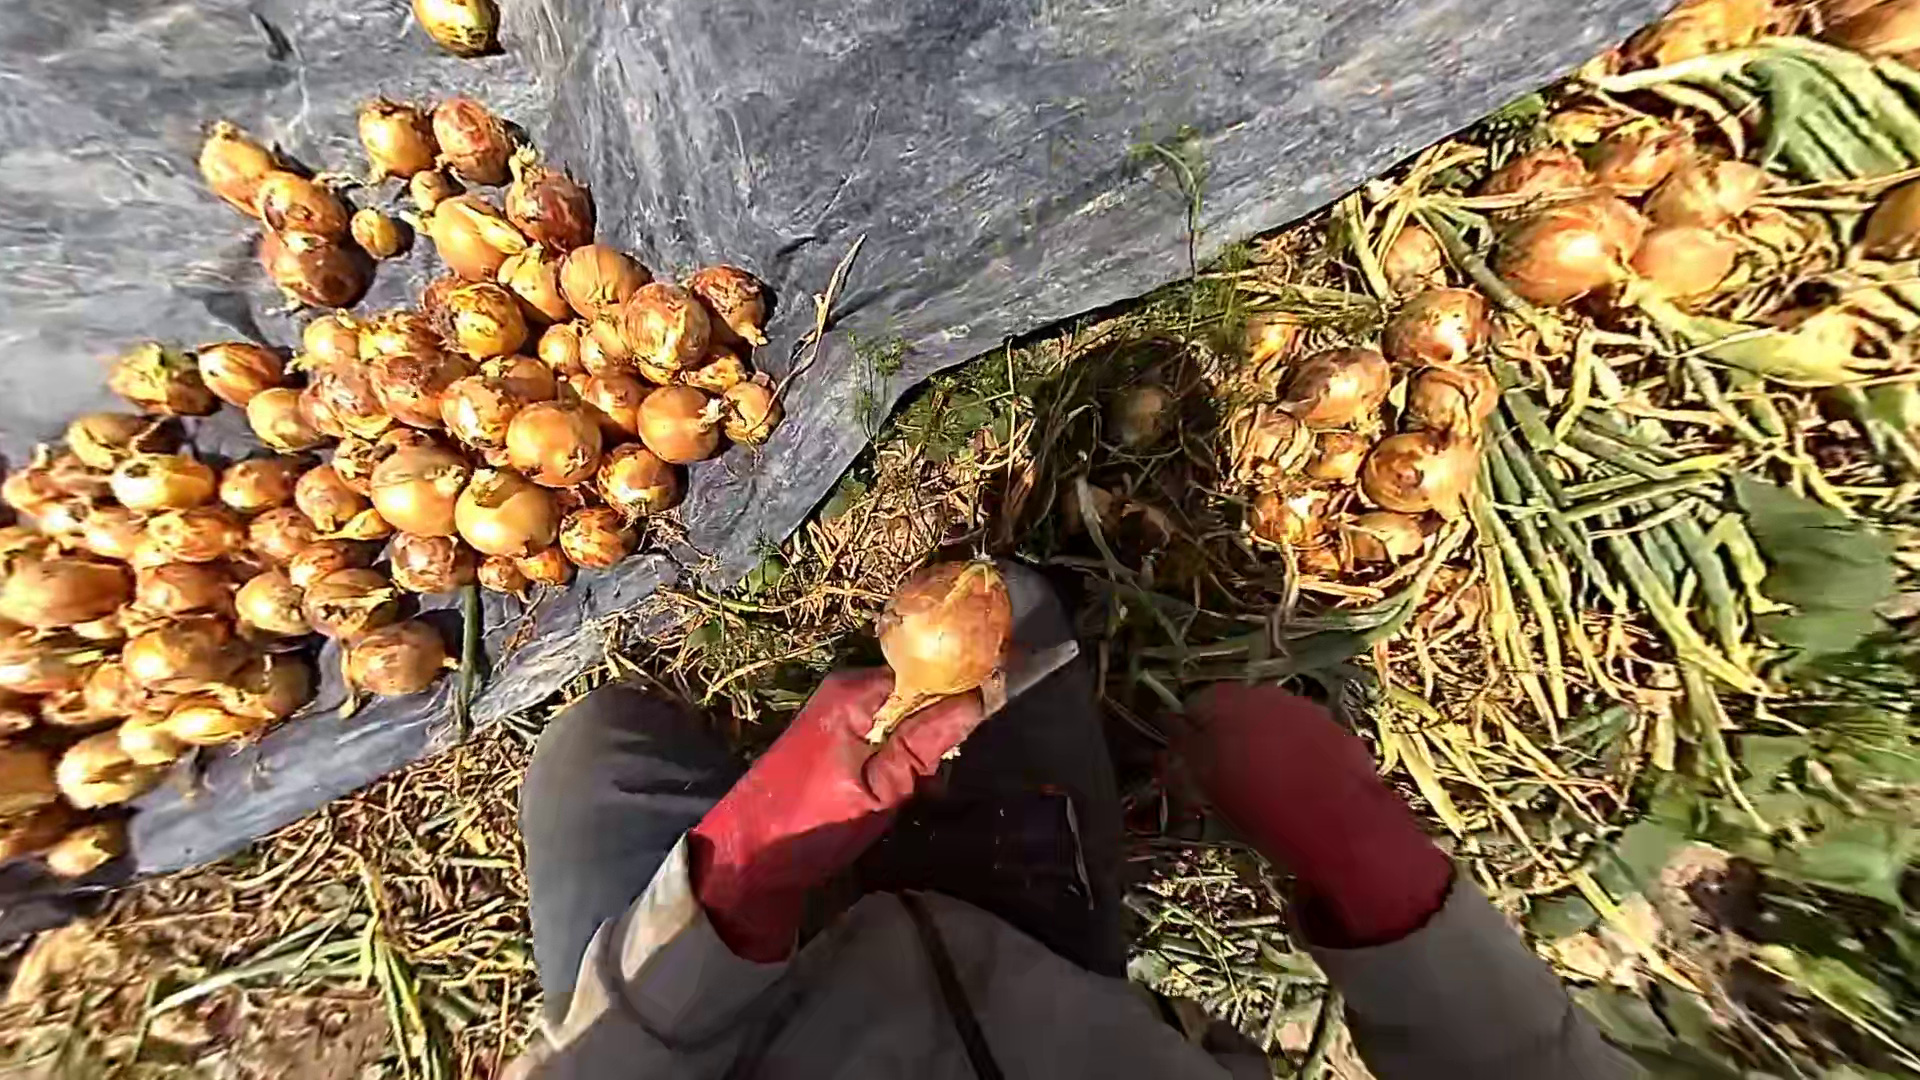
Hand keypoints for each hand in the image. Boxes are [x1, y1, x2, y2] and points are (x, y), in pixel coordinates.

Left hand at [689, 669, 985, 961]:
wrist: (746, 859)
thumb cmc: (812, 823)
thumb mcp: (880, 789)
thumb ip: (925, 744)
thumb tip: (975, 700)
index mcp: (856, 691)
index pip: (924, 670)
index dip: (955, 692)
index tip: (976, 726)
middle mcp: (847, 688)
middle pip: (915, 691)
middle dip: (935, 729)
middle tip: (937, 777)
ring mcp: (839, 709)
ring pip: (902, 714)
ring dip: (917, 748)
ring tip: (917, 791)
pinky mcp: (835, 731)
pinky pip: (883, 729)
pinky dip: (897, 754)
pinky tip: (896, 790)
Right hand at [1180, 683, 1451, 947]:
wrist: (1345, 830)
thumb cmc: (1261, 804)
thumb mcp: (1205, 780)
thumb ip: (1182, 746)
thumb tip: (1167, 723)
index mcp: (1224, 700)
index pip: (1192, 705)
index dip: (1189, 735)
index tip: (1192, 762)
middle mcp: (1264, 694)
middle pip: (1232, 709)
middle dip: (1226, 735)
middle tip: (1225, 775)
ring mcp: (1305, 709)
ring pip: (1270, 721)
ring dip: (1263, 742)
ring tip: (1265, 783)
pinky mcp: (1338, 731)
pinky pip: (1305, 737)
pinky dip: (1298, 753)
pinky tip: (1299, 786)